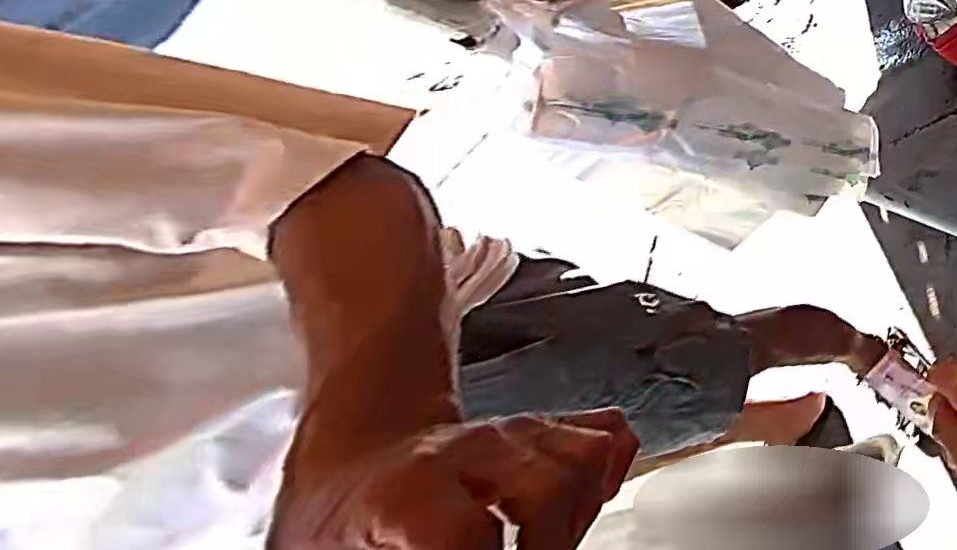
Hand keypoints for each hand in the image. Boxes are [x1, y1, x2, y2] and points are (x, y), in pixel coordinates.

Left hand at [271, 409, 639, 549]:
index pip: (466, 537)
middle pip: (550, 488)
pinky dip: (608, 474)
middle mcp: (479, 447)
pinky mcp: (554, 423)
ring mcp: (524, 428)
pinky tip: (580, 510)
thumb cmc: (341, 527)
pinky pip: (610, 434)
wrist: (365, 456)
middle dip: (550, 548)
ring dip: (580, 516)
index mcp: (410, 489)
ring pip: (590, 455)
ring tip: (546, 548)